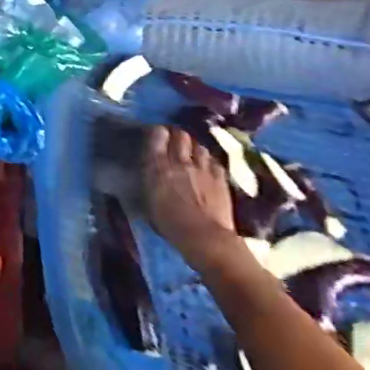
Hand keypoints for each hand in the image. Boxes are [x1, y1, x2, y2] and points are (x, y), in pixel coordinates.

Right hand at [143, 126, 239, 265]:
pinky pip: (213, 160)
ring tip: (190, 152)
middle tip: (173, 140)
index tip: (155, 135)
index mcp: (158, 165)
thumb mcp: (148, 197)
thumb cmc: (169, 222)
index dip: (156, 132)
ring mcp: (203, 168)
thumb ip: (151, 177)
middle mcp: (180, 160)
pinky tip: (206, 166)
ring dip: (193, 146)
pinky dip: (208, 160)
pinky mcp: (220, 177)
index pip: (157, 135)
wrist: (204, 236)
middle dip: (176, 134)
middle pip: (181, 135)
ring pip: (198, 145)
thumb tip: (151, 169)